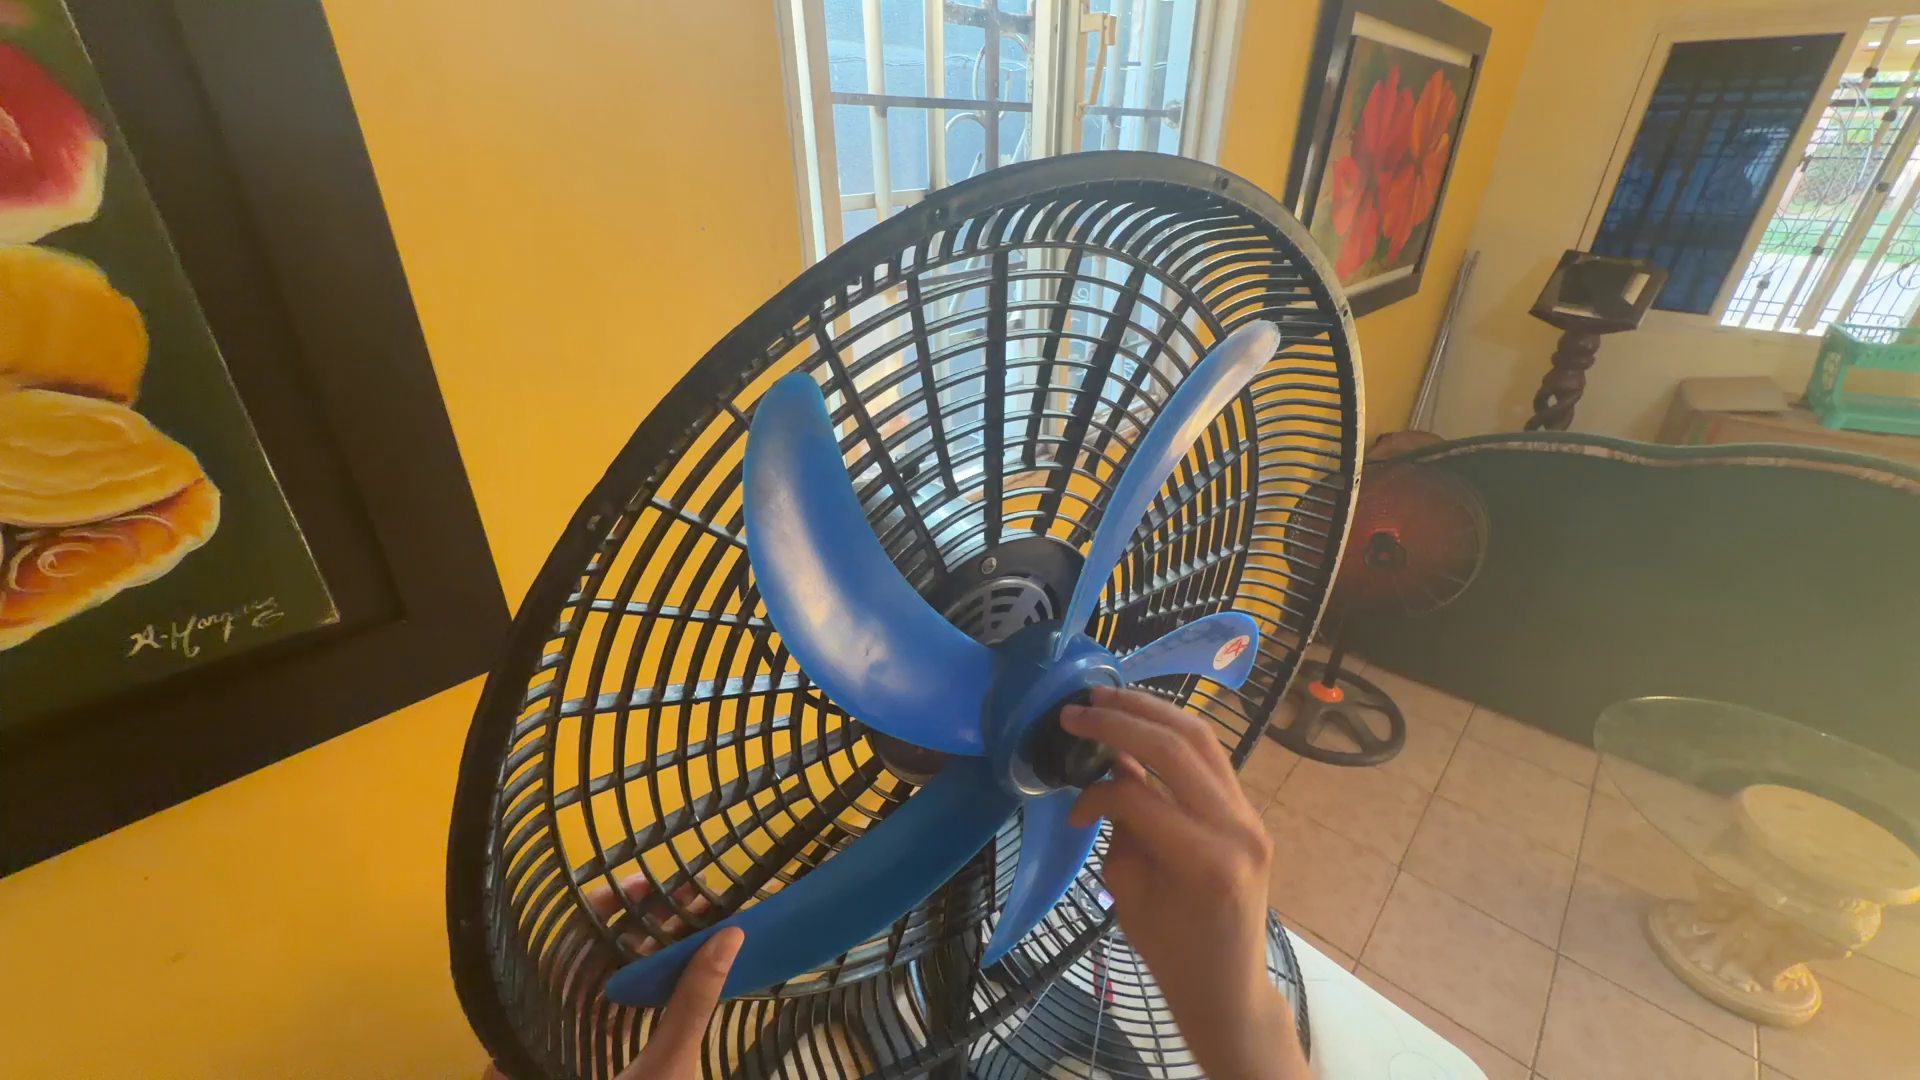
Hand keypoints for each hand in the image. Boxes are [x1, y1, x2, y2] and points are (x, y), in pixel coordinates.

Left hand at [482, 875, 744, 1079]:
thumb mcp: (666, 1072)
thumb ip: (693, 1000)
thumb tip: (731, 934)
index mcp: (535, 1040)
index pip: (560, 948)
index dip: (600, 909)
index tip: (644, 885)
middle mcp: (540, 1040)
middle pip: (589, 959)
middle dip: (640, 924)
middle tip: (688, 898)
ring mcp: (567, 1050)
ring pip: (606, 982)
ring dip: (651, 949)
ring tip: (694, 920)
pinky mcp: (591, 1063)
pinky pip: (615, 1007)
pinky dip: (649, 982)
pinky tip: (682, 962)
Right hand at [1064, 687, 1307, 1079]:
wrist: (1228, 986)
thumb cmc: (1170, 951)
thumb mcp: (1128, 890)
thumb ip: (1120, 823)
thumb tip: (1110, 768)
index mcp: (1204, 860)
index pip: (1138, 795)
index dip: (1096, 792)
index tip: (1073, 808)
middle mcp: (1236, 827)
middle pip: (1176, 746)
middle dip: (1120, 719)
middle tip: (1078, 708)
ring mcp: (1250, 814)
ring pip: (1200, 736)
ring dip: (1150, 709)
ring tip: (1108, 697)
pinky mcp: (1249, 809)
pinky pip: (1211, 754)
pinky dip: (1173, 729)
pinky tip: (1142, 719)